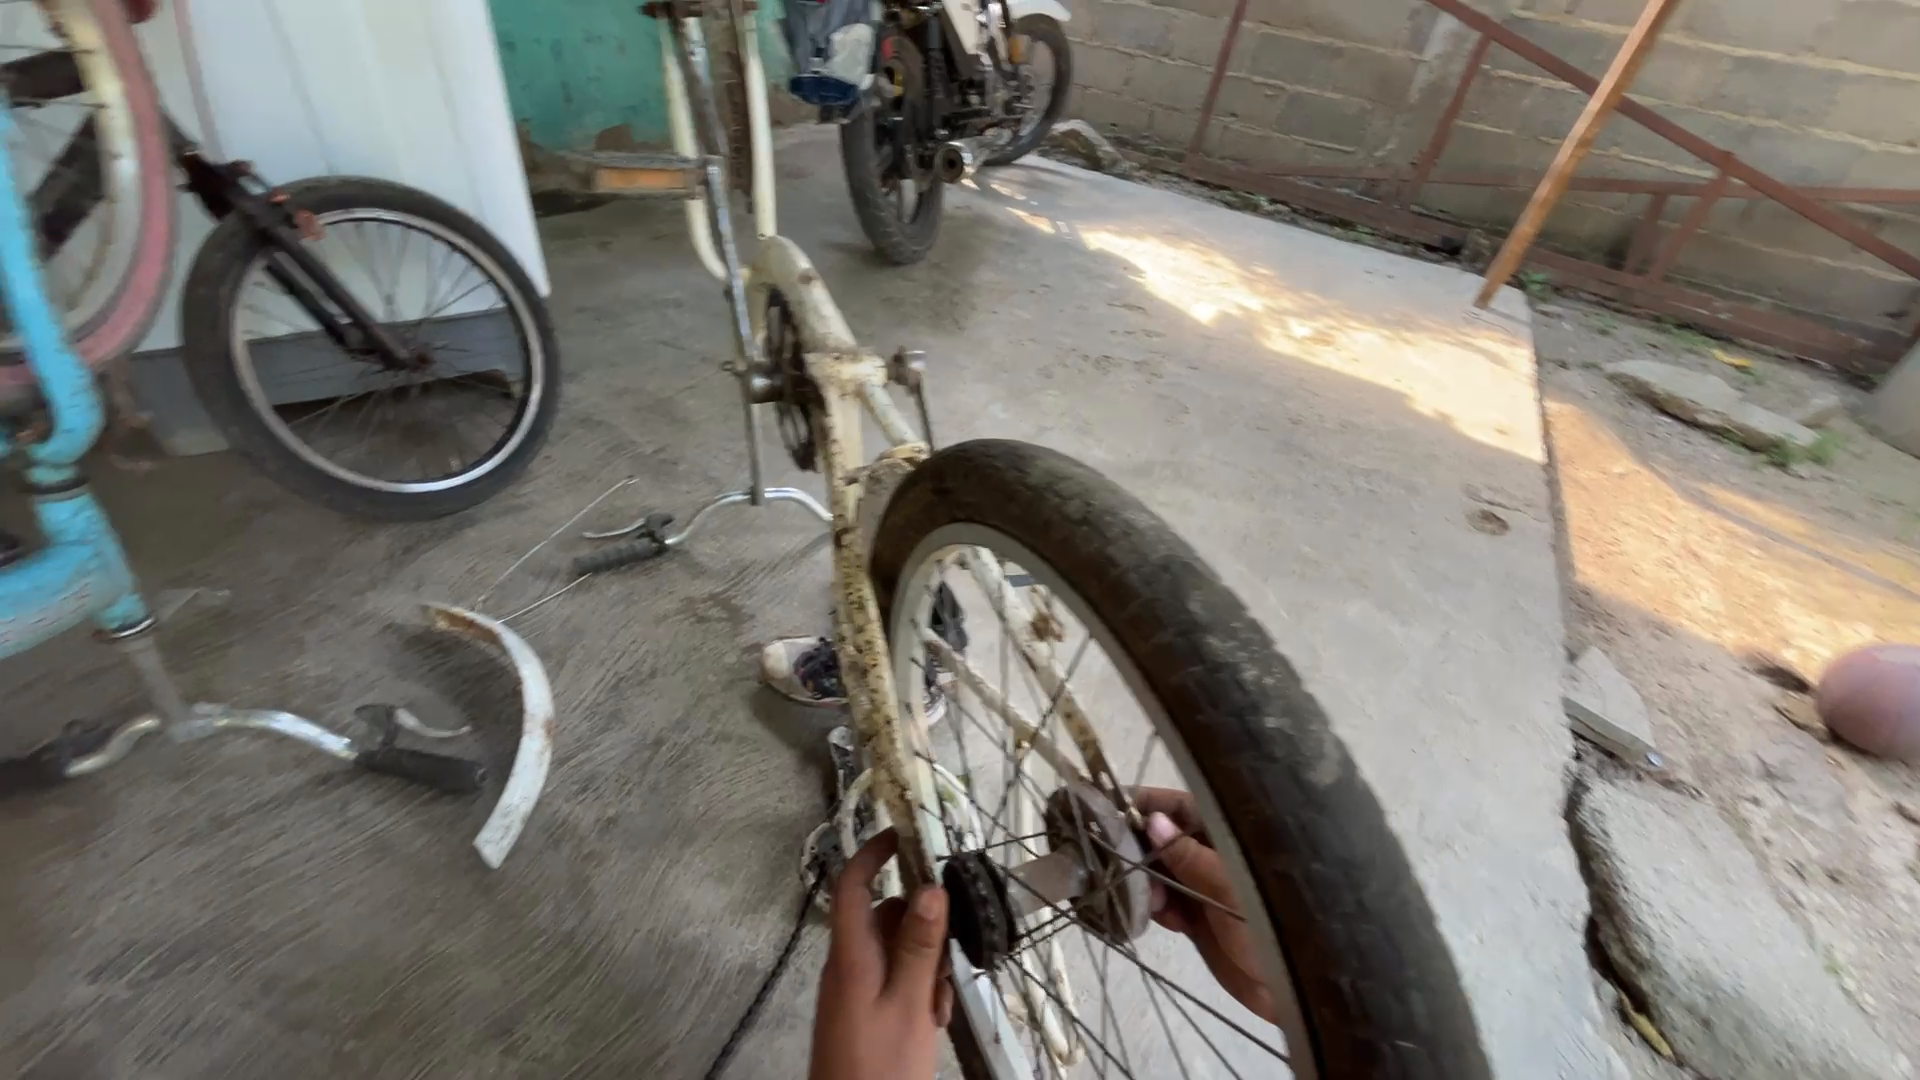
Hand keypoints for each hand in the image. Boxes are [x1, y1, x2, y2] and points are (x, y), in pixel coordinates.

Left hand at [810, 829, 952, 1079]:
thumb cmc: (880, 1066)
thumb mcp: (908, 1004)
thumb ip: (919, 945)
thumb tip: (931, 886)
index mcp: (851, 954)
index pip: (852, 885)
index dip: (872, 853)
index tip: (902, 833)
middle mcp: (848, 965)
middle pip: (885, 918)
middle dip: (922, 927)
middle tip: (949, 957)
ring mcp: (854, 991)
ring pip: (895, 951)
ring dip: (925, 964)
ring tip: (943, 1002)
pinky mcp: (863, 1014)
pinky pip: (893, 981)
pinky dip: (917, 989)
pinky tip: (935, 1018)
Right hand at [1136, 787, 1276, 1023]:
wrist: (1297, 993)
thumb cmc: (1270, 928)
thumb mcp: (1229, 889)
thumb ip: (1188, 856)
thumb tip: (1152, 820)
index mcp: (1223, 833)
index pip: (1175, 804)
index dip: (1143, 806)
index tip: (1107, 812)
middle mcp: (1208, 851)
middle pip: (1159, 837)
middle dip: (1138, 850)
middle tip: (1126, 869)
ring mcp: (1201, 882)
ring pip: (1156, 870)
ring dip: (1146, 883)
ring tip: (1152, 903)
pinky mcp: (1196, 913)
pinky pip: (1164, 901)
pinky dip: (1156, 907)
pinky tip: (1163, 919)